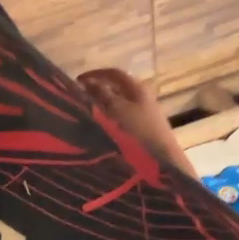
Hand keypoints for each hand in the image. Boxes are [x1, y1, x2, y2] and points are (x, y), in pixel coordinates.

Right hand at [78, 68, 197, 177]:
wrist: (162, 166)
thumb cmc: (137, 132)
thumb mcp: (115, 109)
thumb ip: (100, 94)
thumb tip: (87, 82)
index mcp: (138, 89)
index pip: (114, 73)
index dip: (95, 74)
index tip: (76, 81)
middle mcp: (143, 99)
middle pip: (118, 89)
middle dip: (98, 91)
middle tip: (79, 98)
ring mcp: (145, 117)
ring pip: (120, 105)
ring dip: (103, 107)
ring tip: (86, 114)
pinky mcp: (145, 133)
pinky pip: (123, 120)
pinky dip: (110, 119)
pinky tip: (100, 129)